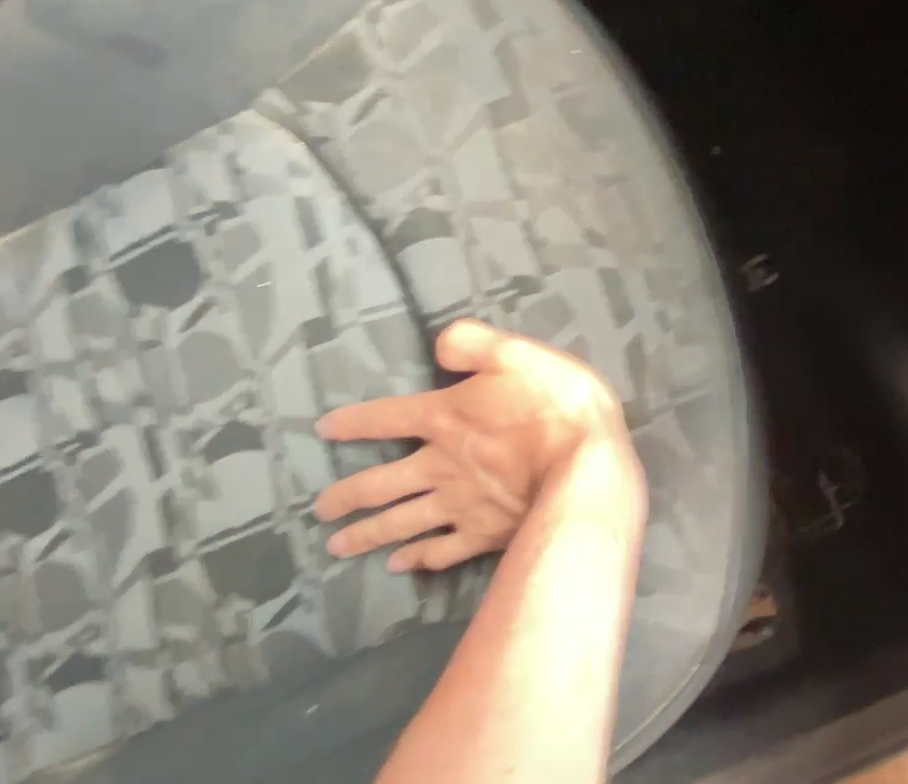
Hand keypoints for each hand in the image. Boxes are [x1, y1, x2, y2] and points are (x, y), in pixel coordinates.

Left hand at [314, 320, 643, 571]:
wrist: (587, 465)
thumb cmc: (556, 404)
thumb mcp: (519, 354)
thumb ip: (474, 343)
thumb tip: (438, 343)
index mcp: (443, 418)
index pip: (387, 418)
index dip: (353, 423)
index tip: (325, 430)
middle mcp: (438, 466)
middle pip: (380, 484)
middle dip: (346, 496)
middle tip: (320, 510)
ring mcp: (460, 505)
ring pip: (401, 523)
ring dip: (368, 534)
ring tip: (338, 546)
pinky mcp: (484, 533)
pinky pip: (442, 551)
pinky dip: (418, 559)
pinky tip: (403, 564)